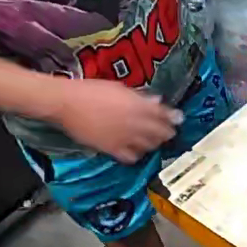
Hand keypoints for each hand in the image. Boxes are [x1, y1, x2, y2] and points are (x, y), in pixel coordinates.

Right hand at [47, 79, 182, 162]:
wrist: (67, 103)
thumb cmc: (92, 90)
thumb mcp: (119, 88)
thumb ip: (139, 97)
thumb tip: (156, 101)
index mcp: (138, 105)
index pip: (163, 114)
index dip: (173, 118)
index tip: (179, 119)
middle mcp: (136, 123)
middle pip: (160, 133)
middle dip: (167, 133)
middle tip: (169, 132)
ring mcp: (125, 138)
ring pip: (149, 147)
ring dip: (154, 144)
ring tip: (154, 141)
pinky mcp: (112, 150)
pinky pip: (132, 157)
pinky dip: (137, 155)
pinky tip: (136, 151)